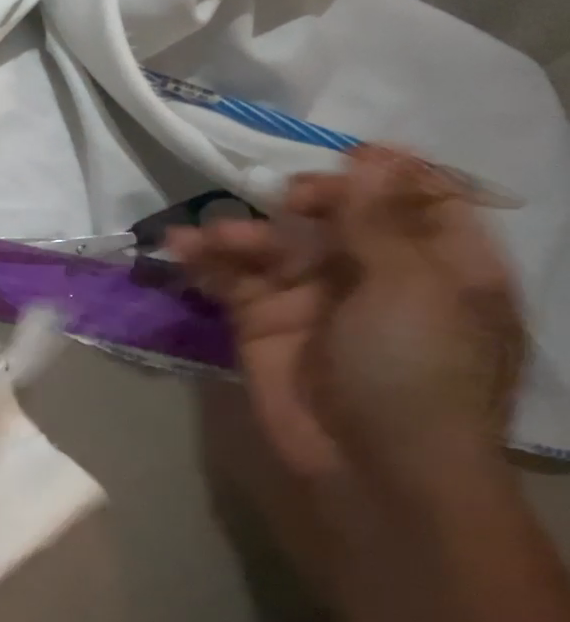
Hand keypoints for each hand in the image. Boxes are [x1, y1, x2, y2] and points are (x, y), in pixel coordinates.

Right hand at [166, 147, 525, 557]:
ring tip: (203, 235)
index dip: (382, 173)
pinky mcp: (261, 325)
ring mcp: (314, 301)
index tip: (339, 158)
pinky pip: (229, 280)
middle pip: (334, 216)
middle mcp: (377, 275)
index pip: (417, 198)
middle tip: (273, 197)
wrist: (371, 463)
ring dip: (238, 232)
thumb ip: (379, 220)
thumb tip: (368, 157)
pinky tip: (178, 248)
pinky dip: (204, 262)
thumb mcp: (413, 287)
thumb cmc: (416, 371)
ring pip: (273, 245)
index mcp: (442, 264)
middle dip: (299, 199)